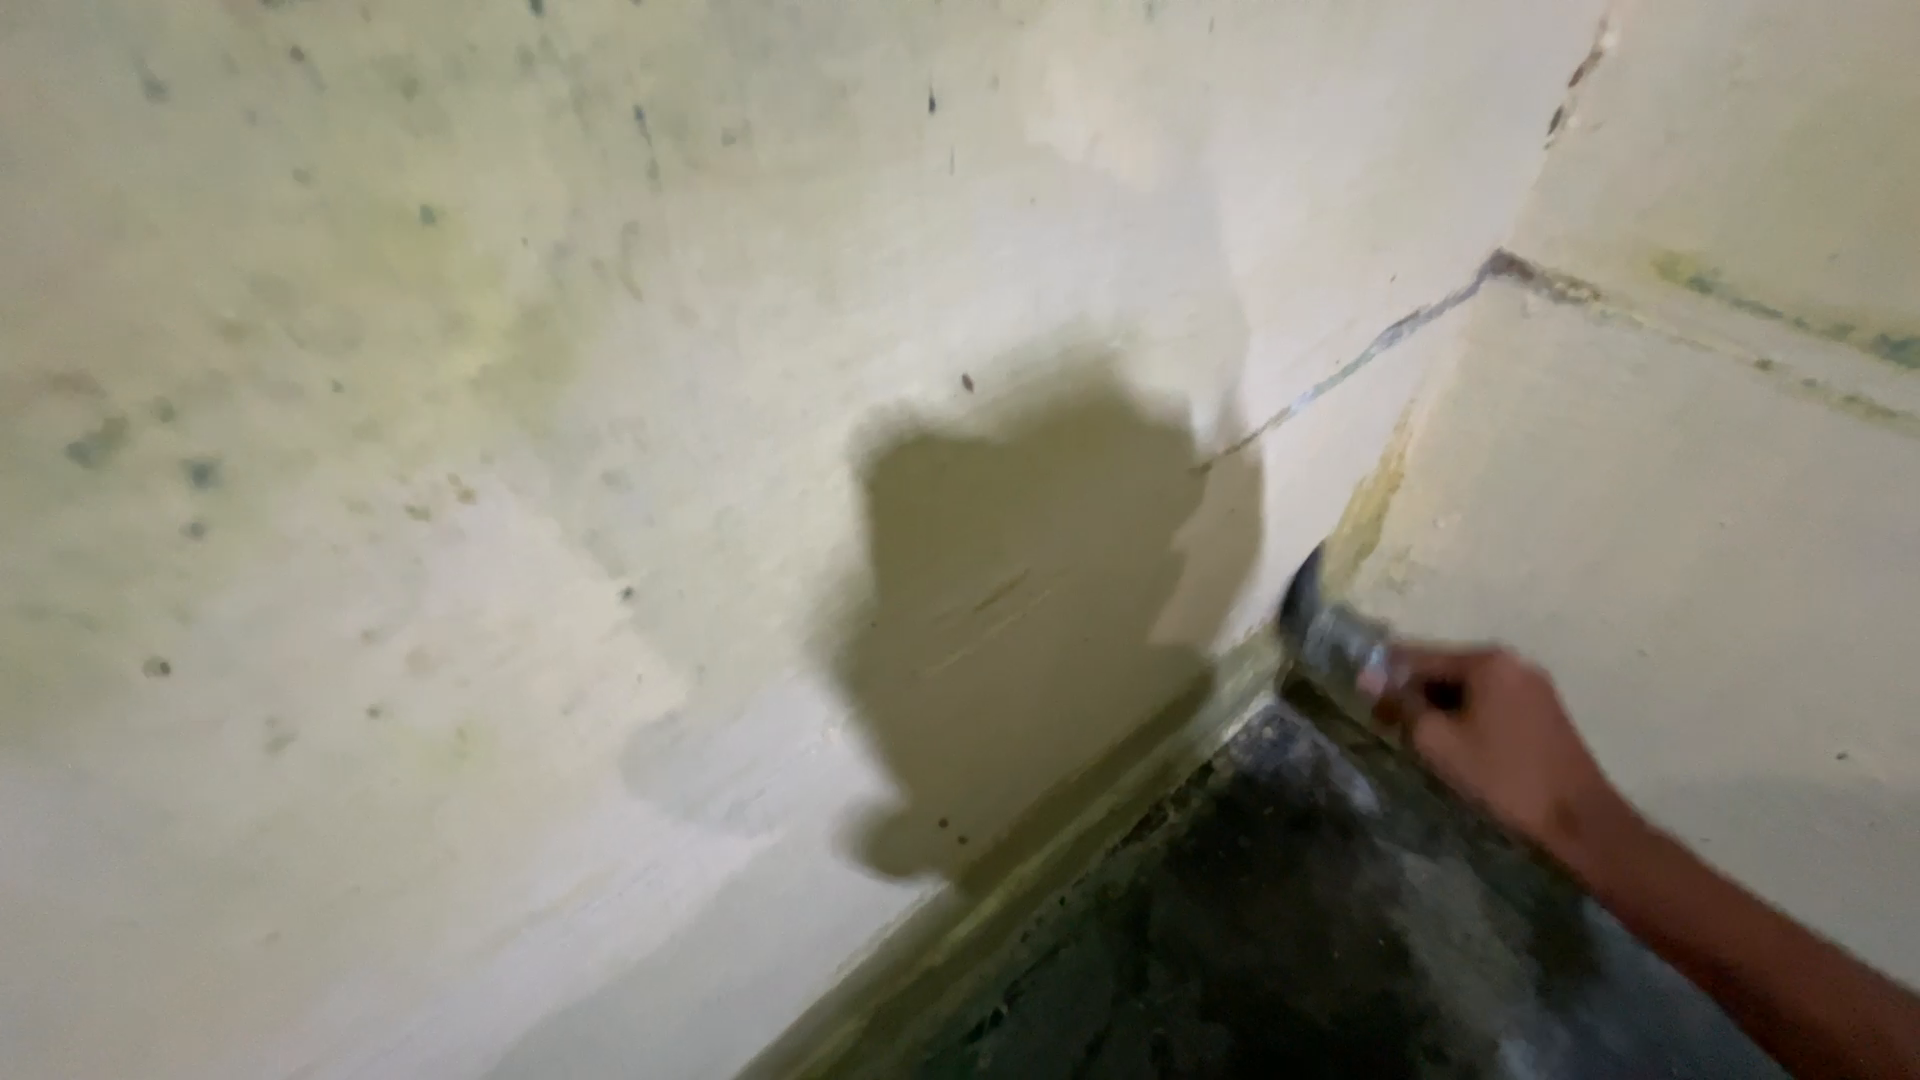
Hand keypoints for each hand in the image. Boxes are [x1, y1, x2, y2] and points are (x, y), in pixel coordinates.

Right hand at [1382, 644, 1630, 861]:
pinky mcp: (1543, 708)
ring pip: (1464, 686)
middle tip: (1389, 725)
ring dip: (1437, 706)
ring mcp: (1532, 684)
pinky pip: (1487, 699)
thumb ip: (1400, 702)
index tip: (1364, 702)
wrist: (1579, 821)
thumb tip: (1369, 678)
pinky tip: (1455, 742)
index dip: (1383, 677)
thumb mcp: (1435, 739)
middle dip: (1411, 693)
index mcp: (1486, 661)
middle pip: (1441, 668)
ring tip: (1420, 738)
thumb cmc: (1501, 776)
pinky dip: (1464, 714)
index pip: (1415, 656)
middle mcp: (1511, 661)